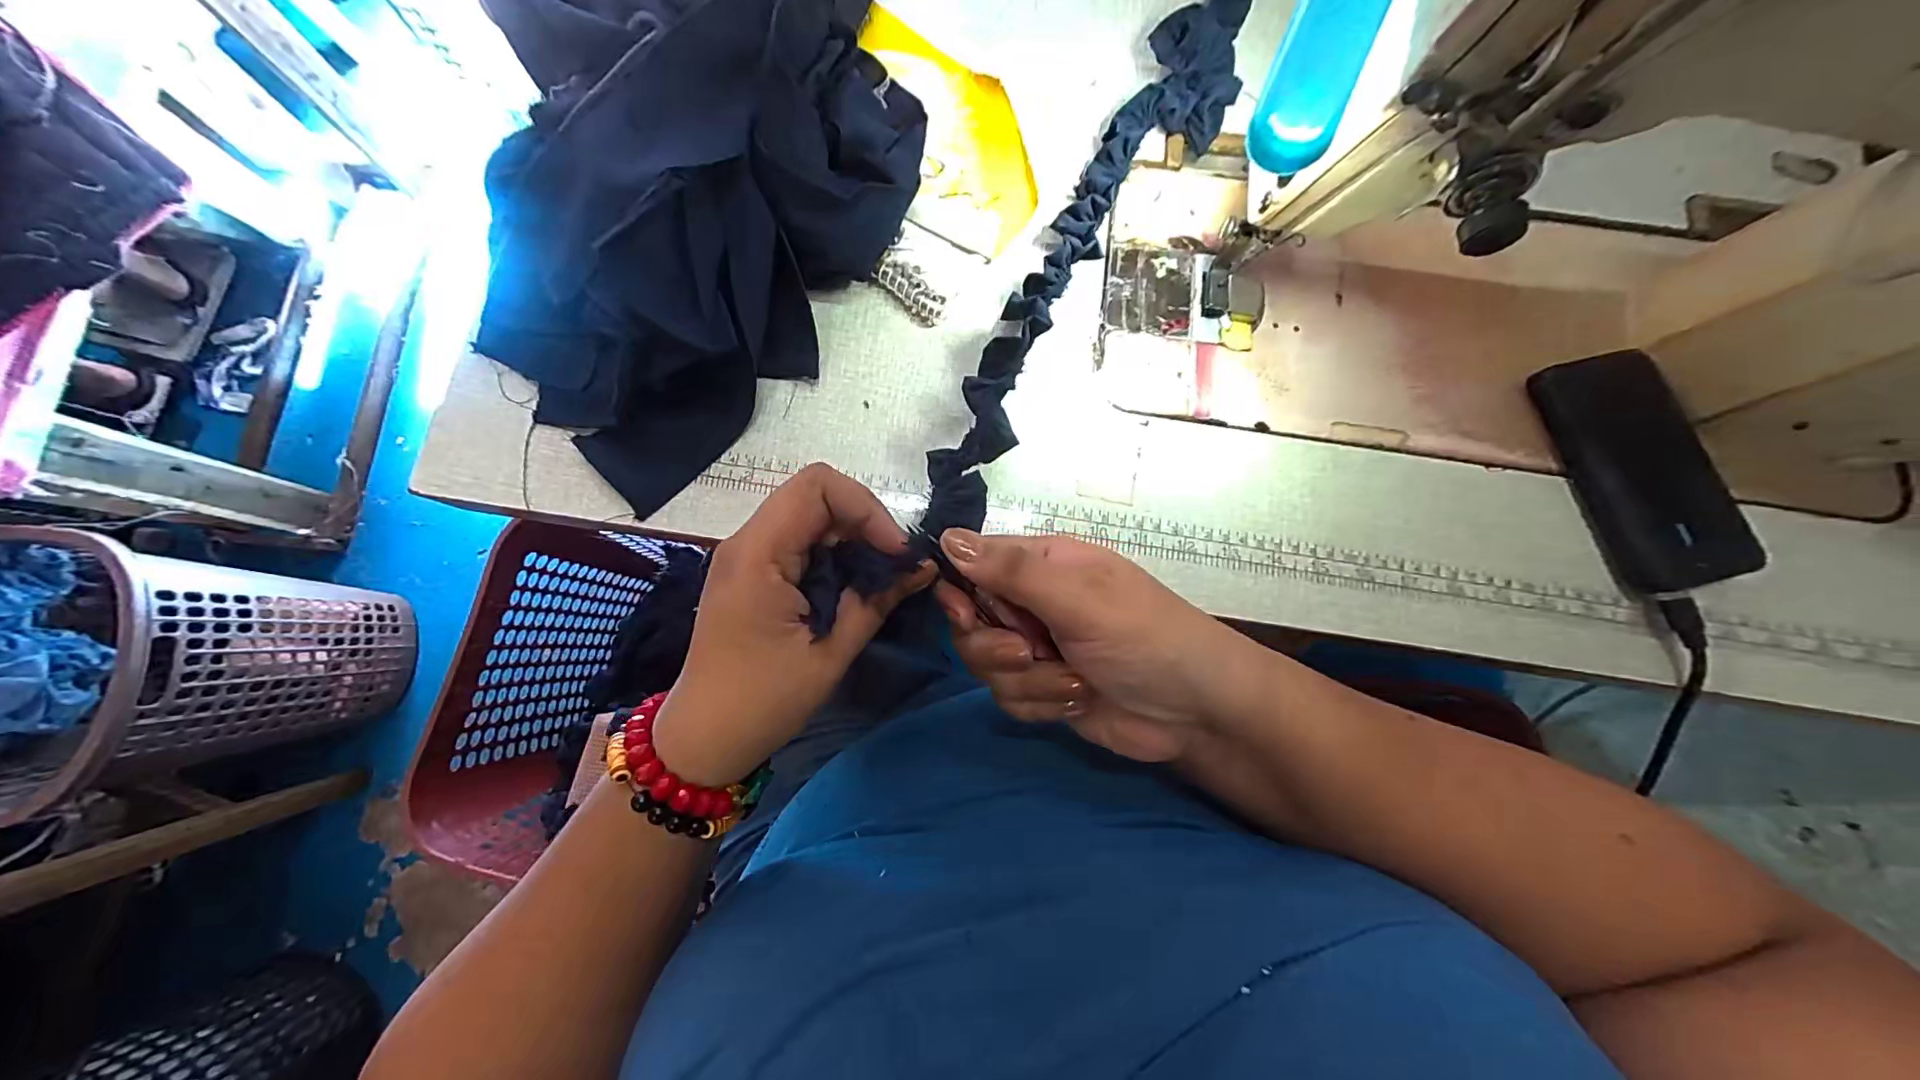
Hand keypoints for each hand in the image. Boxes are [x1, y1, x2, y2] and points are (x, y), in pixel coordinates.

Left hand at [653, 464, 933, 784]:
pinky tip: (852, 586)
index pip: (818, 486)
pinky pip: (800, 541)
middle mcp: (747, 542)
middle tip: (895, 566)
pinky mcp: (752, 572)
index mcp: (759, 554)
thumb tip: (921, 567)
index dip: (867, 508)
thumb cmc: (763, 702)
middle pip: (816, 495)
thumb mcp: (830, 654)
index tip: (894, 553)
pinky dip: (834, 553)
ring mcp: (747, 555)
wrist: (704, 738)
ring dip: (852, 539)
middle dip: (865, 523)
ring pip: (810, 516)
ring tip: (880, 578)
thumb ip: (876, 601)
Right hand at [933, 530, 1271, 762]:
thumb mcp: (1079, 599)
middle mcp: (1033, 603)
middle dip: (995, 646)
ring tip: (1075, 680)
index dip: (960, 588)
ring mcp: (1038, 649)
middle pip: (970, 621)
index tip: (964, 611)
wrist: (1196, 712)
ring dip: (1029, 681)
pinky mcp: (1044, 690)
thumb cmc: (1145, 638)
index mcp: (1043, 565)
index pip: (975, 563)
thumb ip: (1012, 572)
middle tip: (1030, 651)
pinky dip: (1042, 704)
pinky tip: (1079, 700)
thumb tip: (948, 538)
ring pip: (986, 665)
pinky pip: (1007, 698)